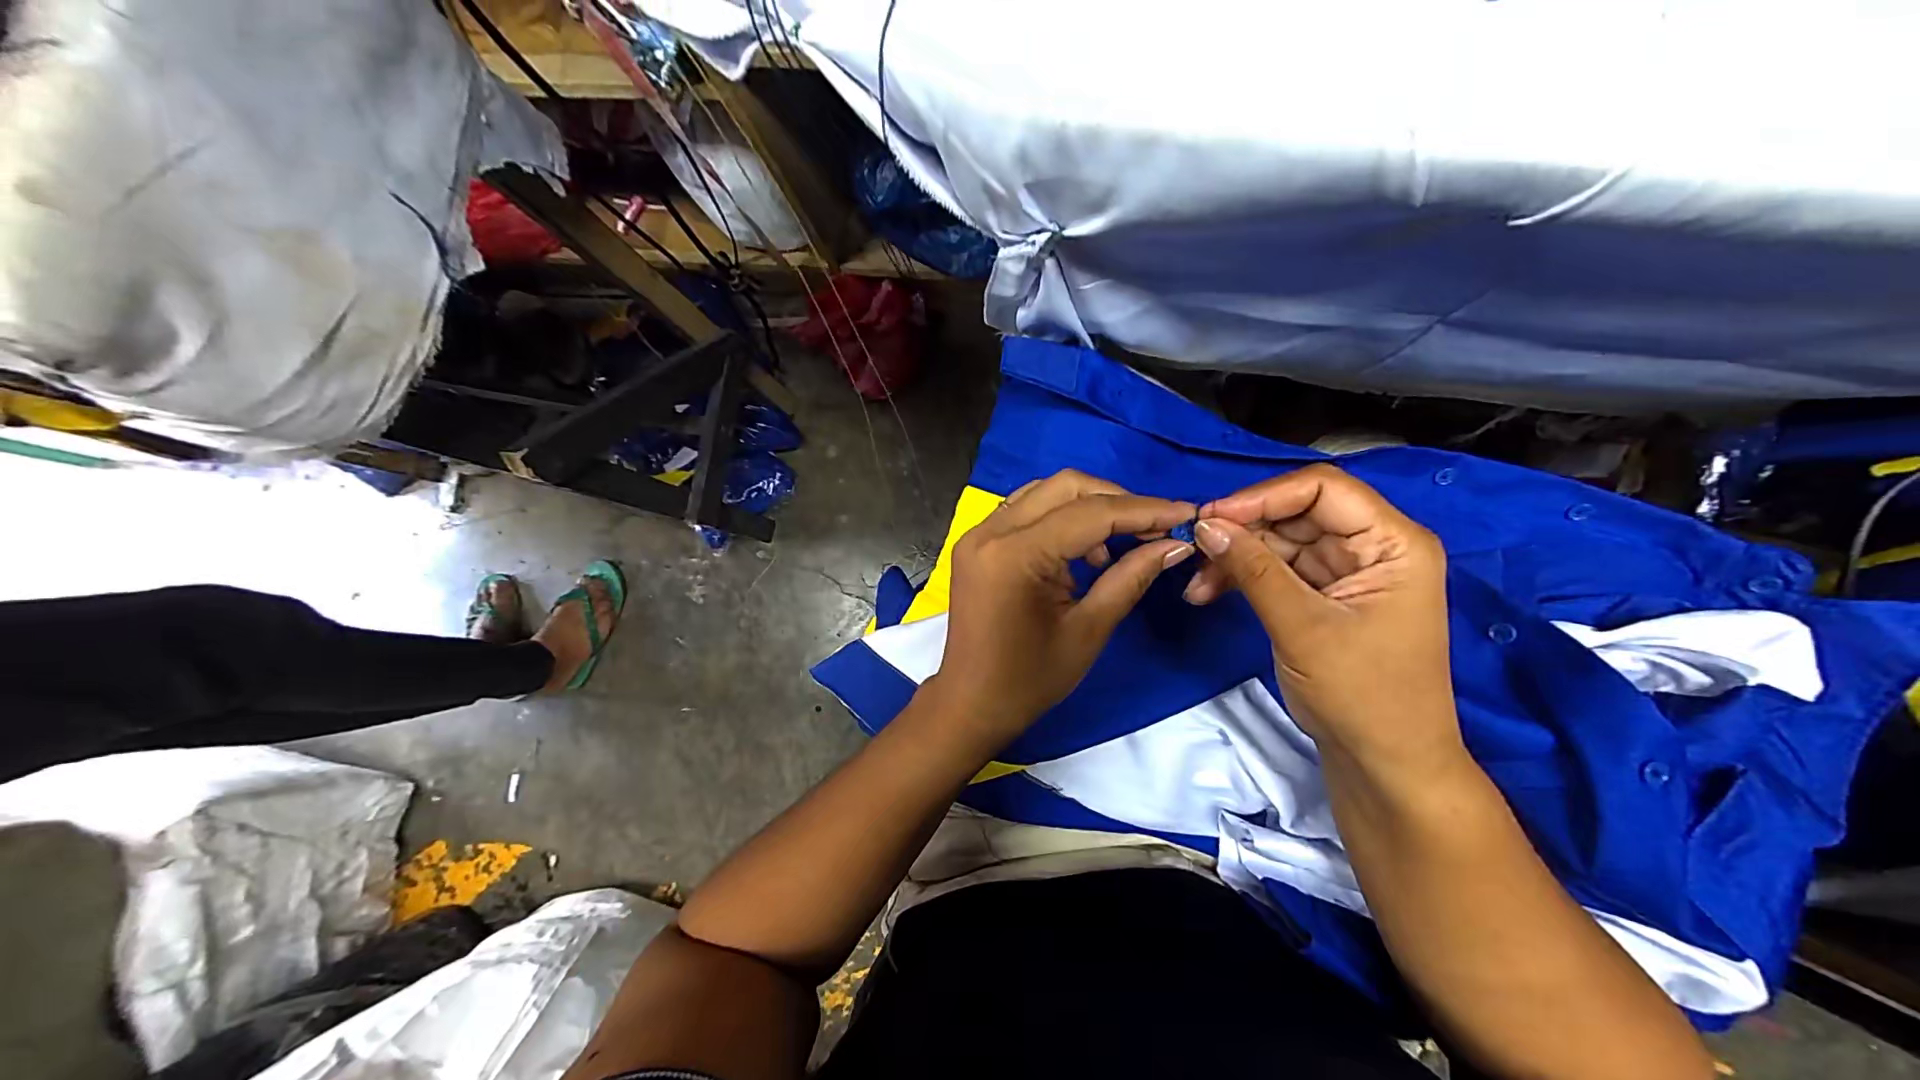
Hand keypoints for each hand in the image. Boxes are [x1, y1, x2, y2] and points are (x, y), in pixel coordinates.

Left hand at [927, 470, 1195, 746]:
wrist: (972, 703)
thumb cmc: (1030, 679)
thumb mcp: (1089, 630)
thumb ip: (1132, 577)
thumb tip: (1175, 544)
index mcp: (1015, 555)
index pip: (1090, 514)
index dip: (1144, 511)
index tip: (1187, 513)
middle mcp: (990, 531)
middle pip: (1066, 486)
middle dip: (1117, 500)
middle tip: (1155, 527)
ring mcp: (978, 533)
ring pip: (1045, 492)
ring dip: (1089, 505)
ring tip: (1119, 546)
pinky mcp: (977, 542)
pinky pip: (1026, 509)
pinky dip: (1061, 517)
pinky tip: (1083, 550)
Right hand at [1183, 464, 1457, 764]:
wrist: (1385, 765)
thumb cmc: (1362, 695)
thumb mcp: (1302, 627)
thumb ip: (1253, 570)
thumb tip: (1205, 525)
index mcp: (1393, 543)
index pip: (1323, 489)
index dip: (1263, 496)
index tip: (1211, 519)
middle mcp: (1373, 547)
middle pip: (1296, 513)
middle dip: (1242, 530)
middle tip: (1194, 553)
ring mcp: (1348, 572)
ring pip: (1279, 542)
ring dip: (1236, 557)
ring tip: (1196, 585)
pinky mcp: (1325, 596)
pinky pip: (1277, 570)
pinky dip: (1243, 578)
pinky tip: (1209, 592)